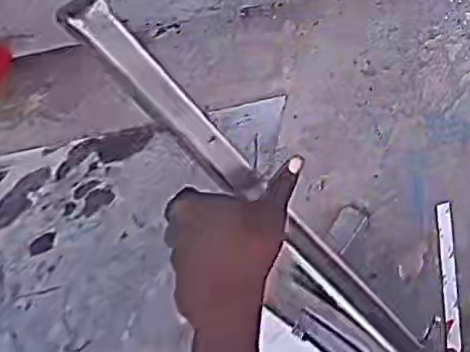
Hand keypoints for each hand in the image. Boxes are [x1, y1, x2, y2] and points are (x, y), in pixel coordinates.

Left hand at [165, 157, 300, 341]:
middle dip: (208, 217)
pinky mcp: (182, 284)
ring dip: (209, 240)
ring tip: (237, 240)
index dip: (206, 194)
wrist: (231, 303)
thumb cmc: (247, 252)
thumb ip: (280, 184)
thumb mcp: (273, 209)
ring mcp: (178, 261)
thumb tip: (291, 166)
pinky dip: (208, 263)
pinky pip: (194, 267)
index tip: (225, 197)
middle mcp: (178, 234)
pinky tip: (231, 263)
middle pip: (187, 219)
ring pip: (191, 243)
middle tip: (234, 216)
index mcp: (193, 209)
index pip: (188, 193)